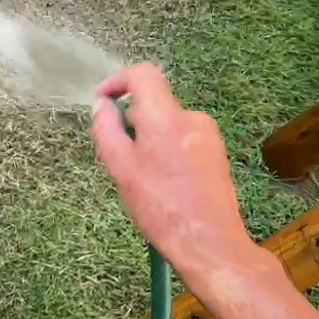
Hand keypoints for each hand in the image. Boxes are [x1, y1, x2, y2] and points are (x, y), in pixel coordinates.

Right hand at [90, 64, 258, 286]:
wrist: (209, 244)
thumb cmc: (159, 206)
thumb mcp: (120, 167)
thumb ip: (106, 129)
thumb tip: (101, 105)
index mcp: (165, 117)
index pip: (142, 74)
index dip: (117, 81)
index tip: (101, 102)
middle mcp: (191, 118)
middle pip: (152, 102)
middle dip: (129, 119)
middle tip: (114, 153)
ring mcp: (208, 136)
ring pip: (166, 122)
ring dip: (146, 136)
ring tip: (138, 174)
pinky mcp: (216, 153)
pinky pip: (181, 137)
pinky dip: (164, 147)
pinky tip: (160, 181)